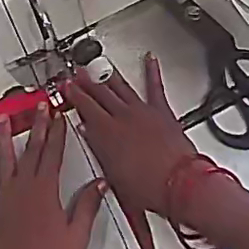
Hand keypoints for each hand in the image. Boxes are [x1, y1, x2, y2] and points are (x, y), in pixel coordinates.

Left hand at [0, 104, 107, 248]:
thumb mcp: (76, 235)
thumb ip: (87, 205)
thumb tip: (100, 183)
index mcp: (45, 190)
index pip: (54, 153)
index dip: (58, 133)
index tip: (60, 116)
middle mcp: (23, 187)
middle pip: (31, 149)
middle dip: (37, 125)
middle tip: (39, 106)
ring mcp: (3, 197)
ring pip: (4, 159)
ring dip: (4, 137)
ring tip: (3, 118)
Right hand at [61, 54, 196, 216]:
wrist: (181, 185)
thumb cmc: (149, 188)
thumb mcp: (113, 175)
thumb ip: (99, 150)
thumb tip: (91, 137)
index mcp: (106, 132)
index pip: (85, 107)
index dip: (74, 95)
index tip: (67, 86)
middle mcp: (123, 117)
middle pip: (99, 94)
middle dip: (86, 83)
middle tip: (77, 73)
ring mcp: (142, 111)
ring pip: (120, 88)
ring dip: (107, 77)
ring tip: (99, 67)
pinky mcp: (162, 111)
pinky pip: (155, 87)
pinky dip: (152, 71)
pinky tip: (149, 59)